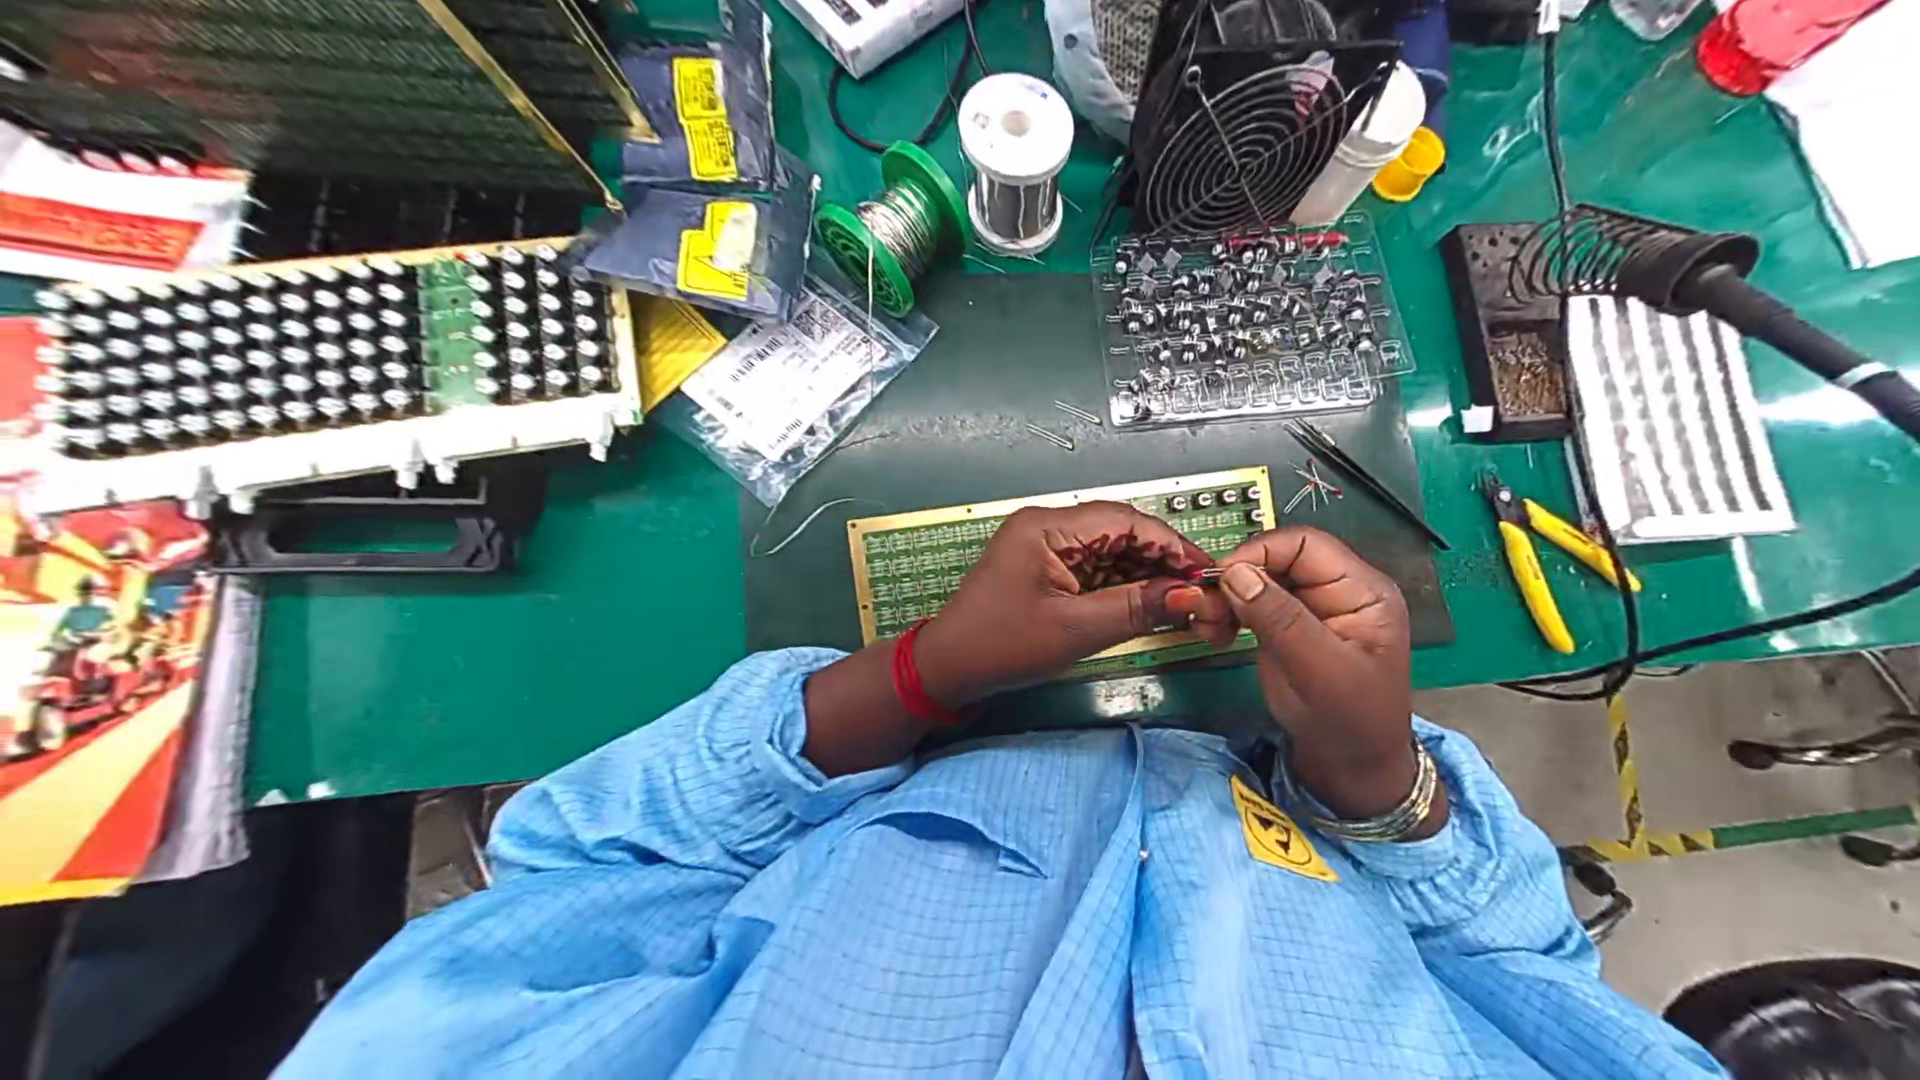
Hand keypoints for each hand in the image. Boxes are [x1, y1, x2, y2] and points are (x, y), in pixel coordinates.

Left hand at [914, 502, 1213, 703]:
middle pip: (1118, 532)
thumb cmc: (999, 645)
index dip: (1169, 543)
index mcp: (1046, 527)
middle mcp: (1046, 528)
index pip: (1123, 520)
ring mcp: (1045, 548)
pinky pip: (1094, 569)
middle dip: (1160, 560)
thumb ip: (1135, 608)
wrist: (950, 669)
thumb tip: (1188, 594)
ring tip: (1178, 600)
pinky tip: (1147, 603)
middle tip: (1196, 589)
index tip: (1202, 570)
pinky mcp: (1046, 570)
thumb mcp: (1075, 628)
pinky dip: (1121, 585)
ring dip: (1143, 574)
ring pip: (1109, 552)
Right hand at [1206, 527, 1441, 829]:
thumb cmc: (1348, 720)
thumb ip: (1280, 618)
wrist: (1347, 765)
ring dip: (1224, 595)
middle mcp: (1333, 589)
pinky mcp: (1281, 623)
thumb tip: (1235, 572)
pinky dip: (1224, 610)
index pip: (1304, 544)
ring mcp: (1306, 607)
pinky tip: (1213, 631)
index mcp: (1361, 590)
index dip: (1260, 552)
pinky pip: (1246, 601)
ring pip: (1253, 577)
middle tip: (1207, 608)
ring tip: (1207, 625)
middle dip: (1235, 577)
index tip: (1223, 579)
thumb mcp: (1318, 669)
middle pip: (1274, 558)